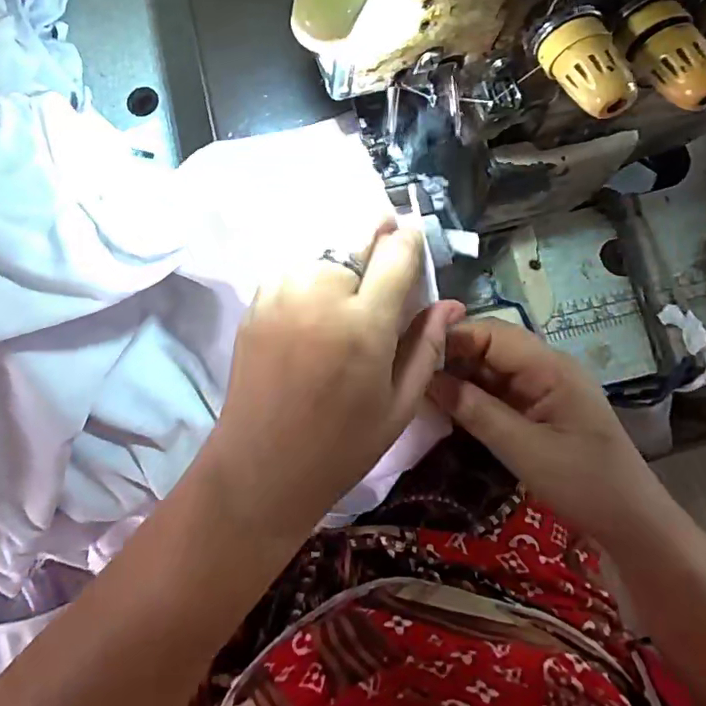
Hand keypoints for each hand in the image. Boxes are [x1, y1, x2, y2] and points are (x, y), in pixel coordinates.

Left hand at [202, 225, 464, 535]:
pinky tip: (315, 305)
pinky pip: (291, 269)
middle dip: (374, 238)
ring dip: (339, 258)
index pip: (395, 251)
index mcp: (364, 324)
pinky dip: (309, 274)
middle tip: (382, 260)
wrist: (260, 467)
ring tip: (347, 290)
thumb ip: (427, 345)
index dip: (409, 238)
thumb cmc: (341, 446)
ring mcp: (281, 295)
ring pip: (320, 249)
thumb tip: (450, 302)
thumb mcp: (399, 405)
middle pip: (354, 238)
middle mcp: (320, 296)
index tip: (413, 241)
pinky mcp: (255, 304)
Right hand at [426, 319, 666, 540]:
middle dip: (450, 358)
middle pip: (488, 346)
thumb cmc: (584, 484)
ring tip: (419, 390)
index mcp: (549, 366)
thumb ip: (475, 411)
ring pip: (488, 369)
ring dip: (457, 378)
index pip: (490, 332)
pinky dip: (471, 397)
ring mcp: (541, 389)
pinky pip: (496, 391)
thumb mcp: (523, 449)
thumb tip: (427, 380)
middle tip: (409, 375)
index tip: (412, 355)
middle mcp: (544, 368)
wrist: (634, 527)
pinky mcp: (537, 410)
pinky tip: (445, 408)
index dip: (451, 338)